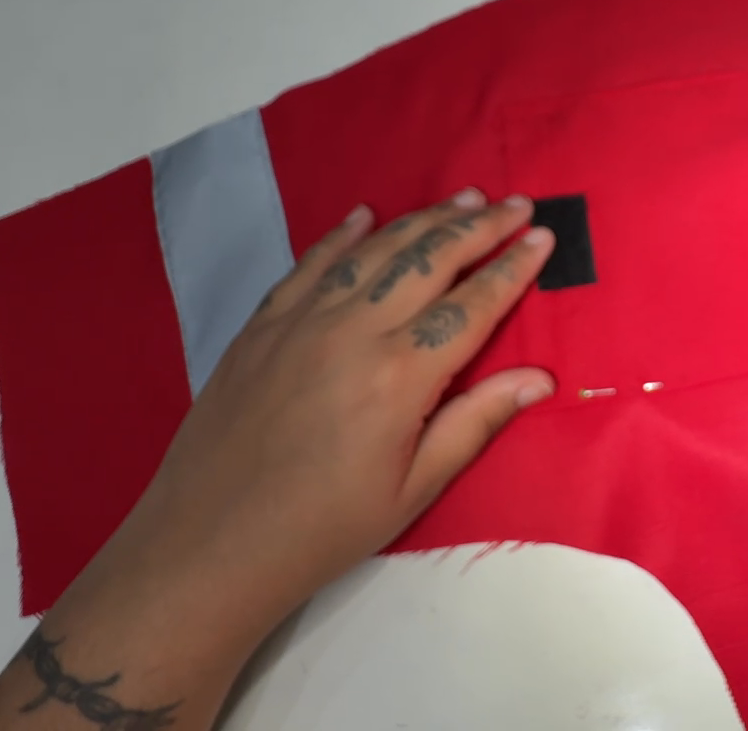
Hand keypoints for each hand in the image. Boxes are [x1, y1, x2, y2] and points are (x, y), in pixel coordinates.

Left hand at [0, 189, 555, 730]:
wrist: (203, 550)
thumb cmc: (324, 528)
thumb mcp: (415, 488)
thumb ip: (478, 420)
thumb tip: (542, 377)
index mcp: (400, 374)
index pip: (473, 304)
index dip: (513, 268)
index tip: (543, 236)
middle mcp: (355, 331)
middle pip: (430, 260)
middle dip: (481, 227)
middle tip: (517, 203)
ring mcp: (303, 320)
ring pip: (377, 250)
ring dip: (425, 218)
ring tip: (464, 198)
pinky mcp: (262, 324)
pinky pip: (311, 263)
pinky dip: (342, 233)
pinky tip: (366, 213)